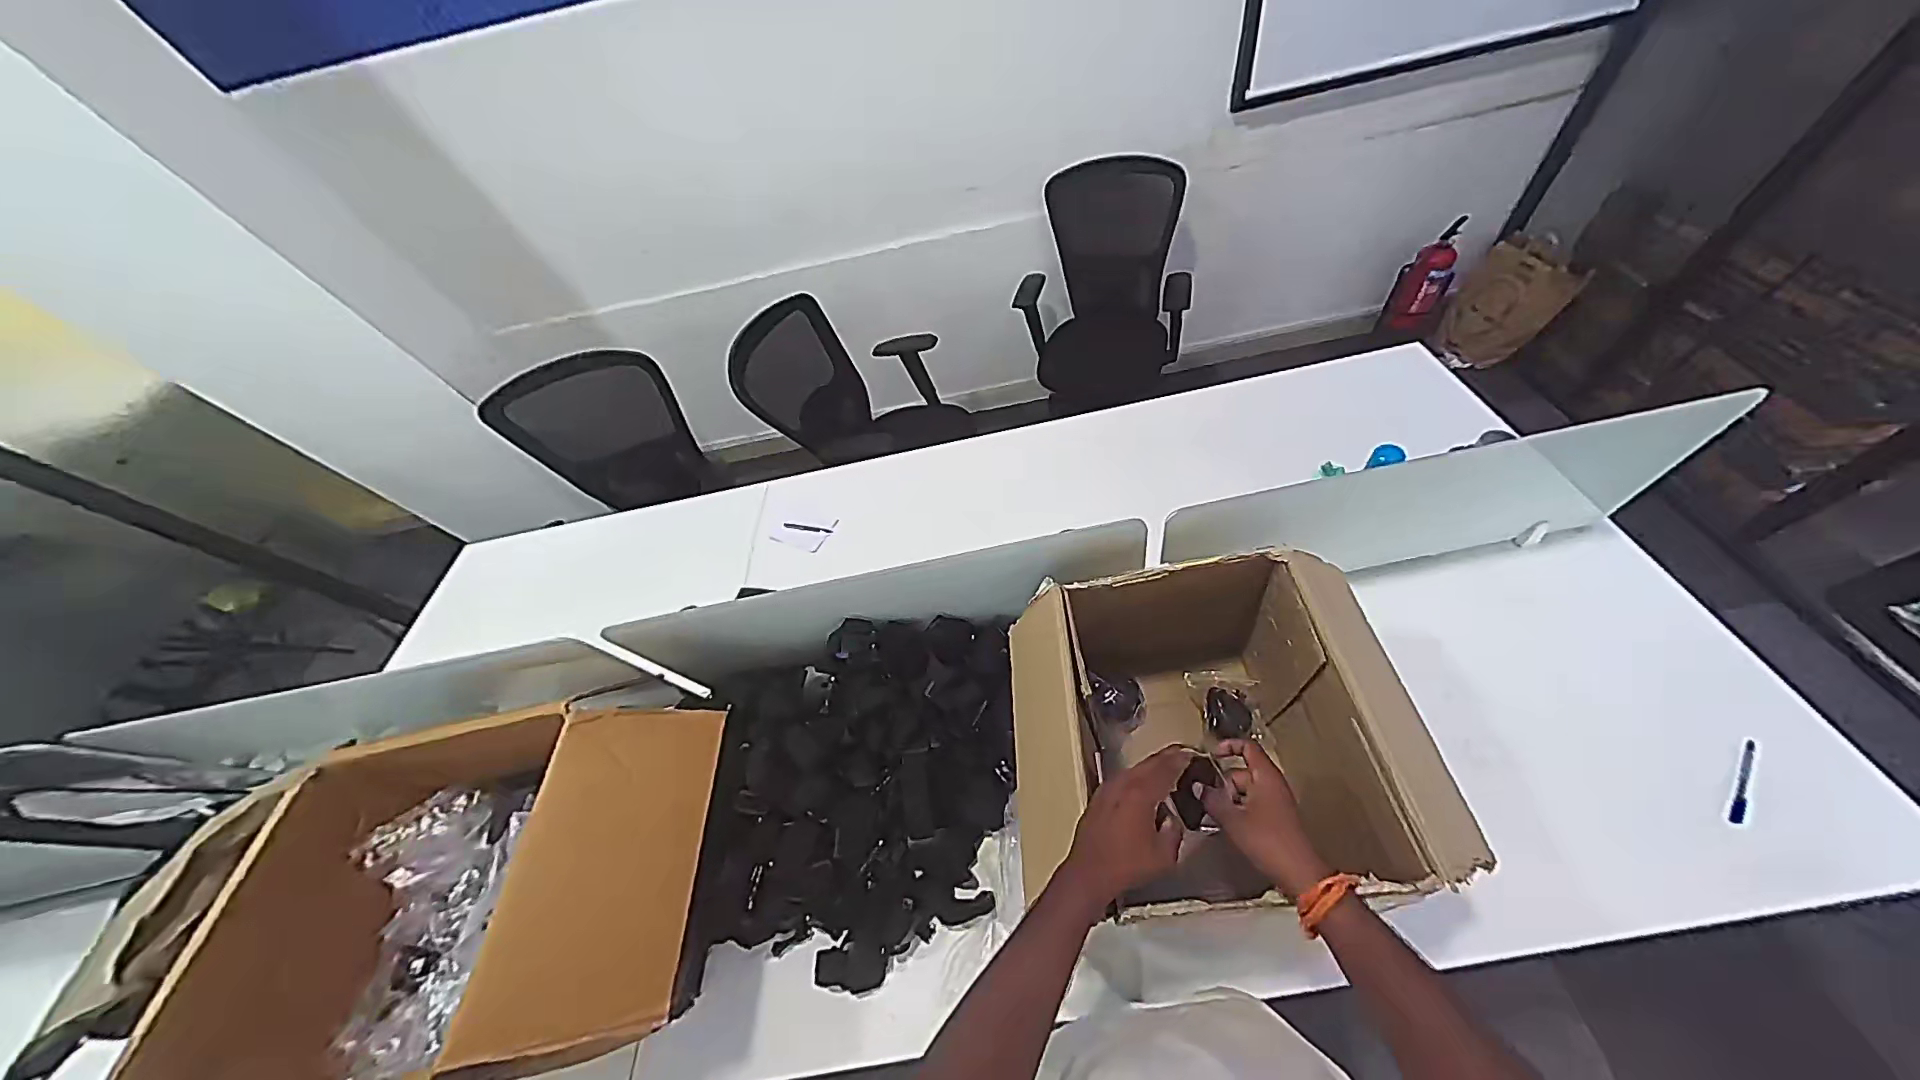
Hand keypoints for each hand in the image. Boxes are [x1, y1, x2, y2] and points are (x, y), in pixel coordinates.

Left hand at [1048, 745, 1189, 917]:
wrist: (1089, 872)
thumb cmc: (1127, 865)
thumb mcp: (1164, 855)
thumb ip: (1173, 831)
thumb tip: (1172, 820)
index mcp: (1140, 794)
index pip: (1165, 769)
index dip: (1180, 760)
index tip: (1192, 753)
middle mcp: (1122, 785)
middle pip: (1148, 764)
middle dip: (1166, 758)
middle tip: (1181, 754)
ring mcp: (1107, 789)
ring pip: (1133, 769)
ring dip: (1150, 766)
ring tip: (1165, 768)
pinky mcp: (1098, 797)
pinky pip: (1122, 779)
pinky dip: (1136, 776)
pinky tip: (1141, 786)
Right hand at [1201, 739, 1331, 898]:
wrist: (1299, 873)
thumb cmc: (1267, 840)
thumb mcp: (1232, 819)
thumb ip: (1212, 799)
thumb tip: (1198, 786)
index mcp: (1265, 776)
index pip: (1248, 747)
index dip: (1229, 746)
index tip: (1211, 755)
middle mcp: (1272, 784)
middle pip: (1242, 772)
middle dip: (1223, 783)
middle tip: (1206, 798)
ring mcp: (1276, 801)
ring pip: (1245, 790)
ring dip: (1229, 799)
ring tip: (1213, 814)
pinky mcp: (1276, 818)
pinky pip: (1252, 804)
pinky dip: (1238, 809)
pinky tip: (1227, 824)